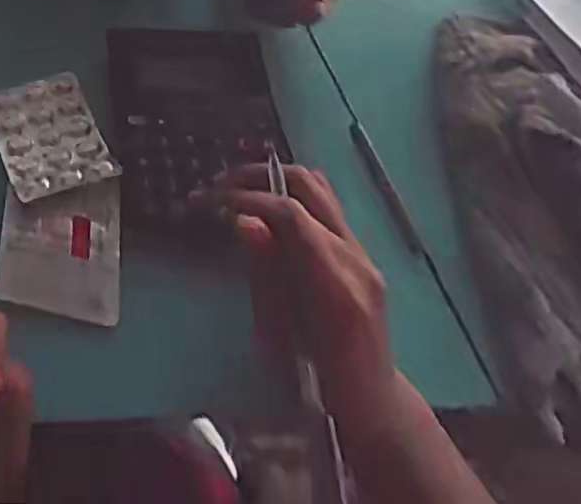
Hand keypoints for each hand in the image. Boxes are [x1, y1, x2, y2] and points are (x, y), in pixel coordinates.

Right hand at [205, 165, 398, 434]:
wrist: (371, 402)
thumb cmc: (317, 380)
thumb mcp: (278, 335)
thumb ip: (264, 273)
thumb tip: (243, 221)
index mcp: (336, 284)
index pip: (291, 215)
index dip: (246, 199)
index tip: (210, 202)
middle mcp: (356, 259)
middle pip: (306, 187)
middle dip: (256, 177)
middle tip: (217, 187)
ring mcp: (363, 252)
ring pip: (317, 187)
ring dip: (272, 179)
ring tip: (234, 189)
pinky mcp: (359, 251)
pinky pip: (324, 203)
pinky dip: (289, 192)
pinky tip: (263, 202)